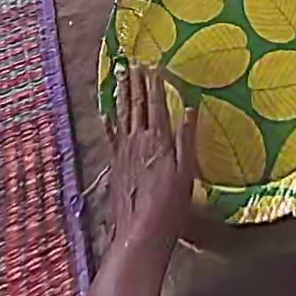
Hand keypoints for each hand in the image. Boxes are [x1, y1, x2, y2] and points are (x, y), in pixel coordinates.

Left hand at [109, 66, 196, 248]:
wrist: (140, 234)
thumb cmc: (170, 204)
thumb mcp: (186, 171)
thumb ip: (187, 137)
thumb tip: (190, 107)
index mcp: (158, 139)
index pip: (156, 103)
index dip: (155, 83)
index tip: (154, 64)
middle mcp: (138, 140)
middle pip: (137, 104)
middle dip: (136, 82)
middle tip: (133, 61)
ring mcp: (124, 151)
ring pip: (122, 115)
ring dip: (122, 94)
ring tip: (121, 75)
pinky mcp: (115, 164)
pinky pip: (111, 135)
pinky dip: (108, 120)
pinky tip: (105, 111)